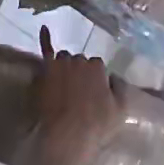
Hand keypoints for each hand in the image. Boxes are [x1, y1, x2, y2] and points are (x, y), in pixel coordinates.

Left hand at [25, 28, 120, 164]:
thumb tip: (114, 76)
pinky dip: (45, 38)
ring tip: (63, 85)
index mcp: (98, 68)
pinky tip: (44, 28)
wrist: (64, 136)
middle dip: (79, 72)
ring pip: (63, 59)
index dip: (94, 80)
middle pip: (79, 61)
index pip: (97, 66)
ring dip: (64, 67)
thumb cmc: (95, 126)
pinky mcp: (44, 71)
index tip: (92, 93)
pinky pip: (45, 50)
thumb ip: (120, 89)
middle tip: (77, 92)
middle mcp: (79, 60)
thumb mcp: (120, 111)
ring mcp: (60, 64)